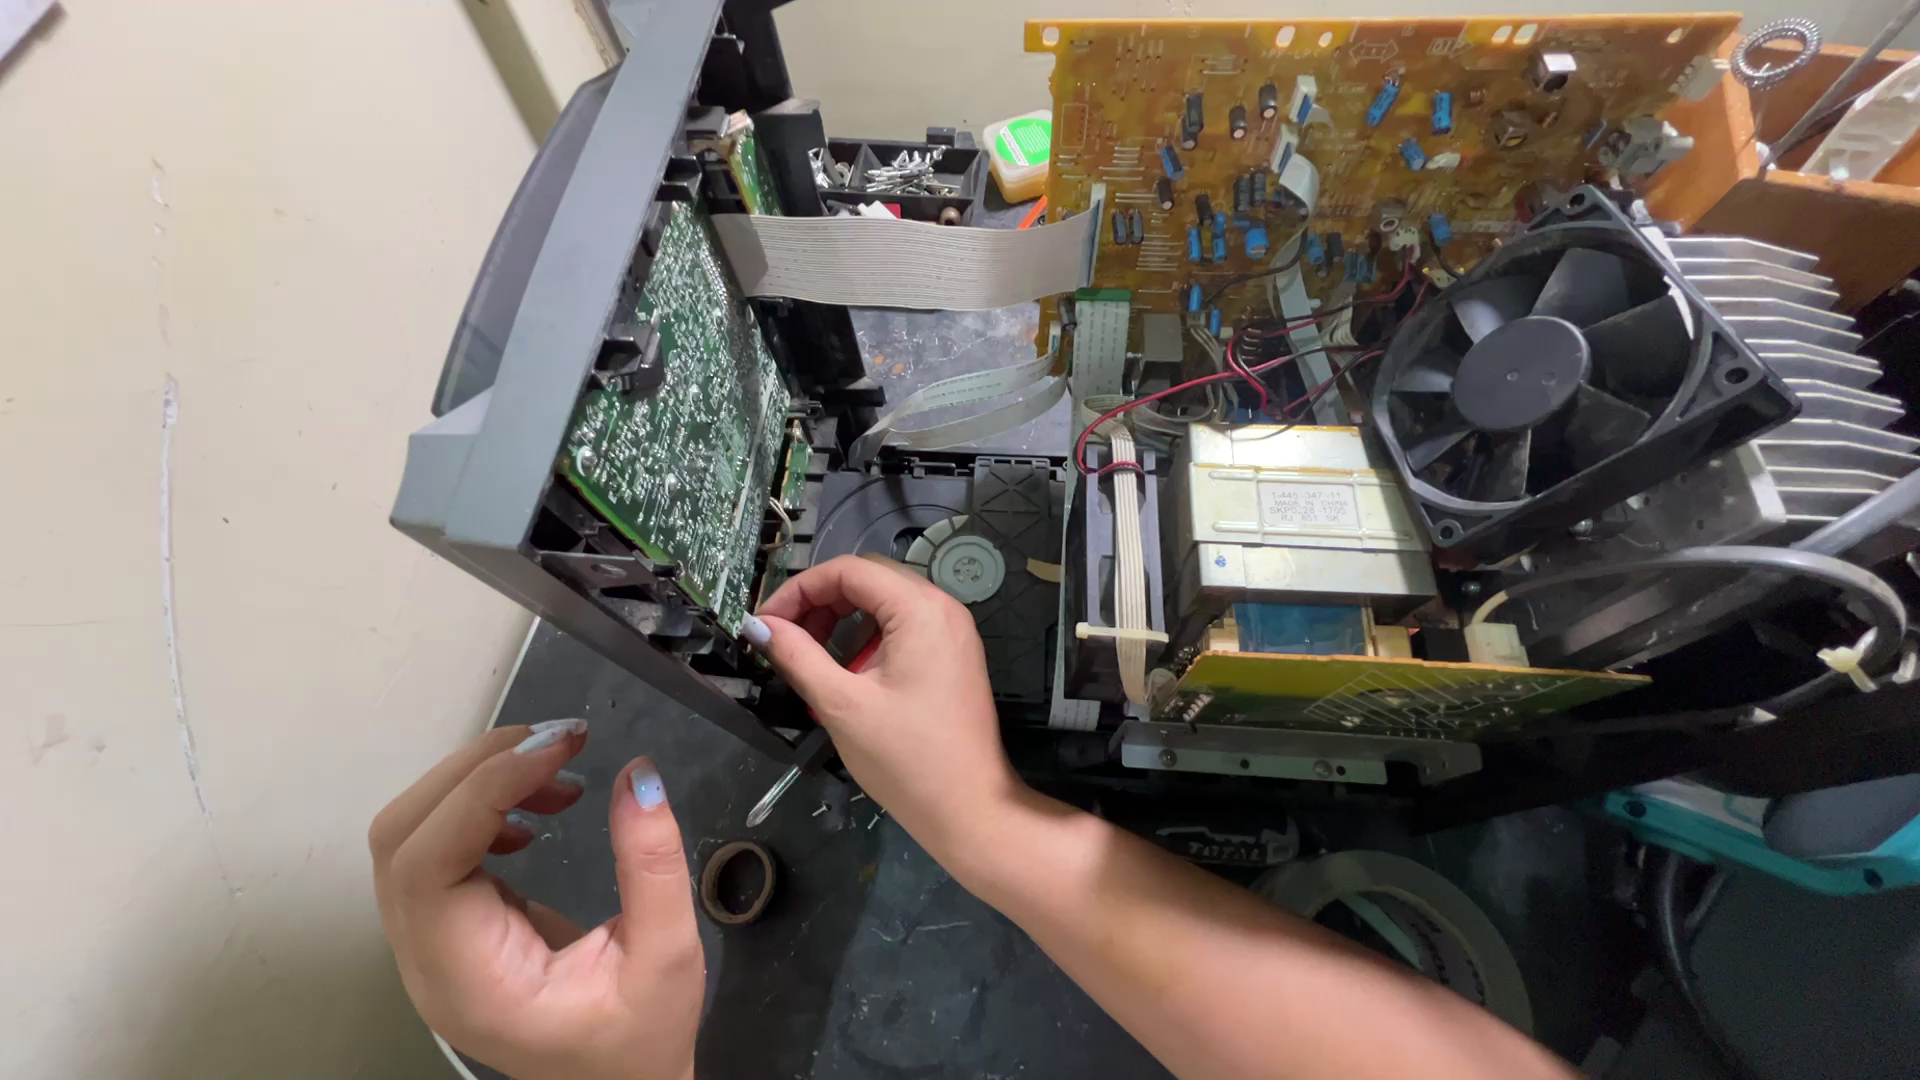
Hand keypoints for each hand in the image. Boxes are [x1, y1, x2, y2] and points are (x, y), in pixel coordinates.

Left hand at [369, 721, 702, 1079]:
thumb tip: (637, 773)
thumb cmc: (641, 1039)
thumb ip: (652, 865)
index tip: (565, 746)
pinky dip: (485, 803)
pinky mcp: (452, 928)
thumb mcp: (668, 954)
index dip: (485, 789)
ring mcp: (431, 945)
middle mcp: (428, 960)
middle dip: (478, 767)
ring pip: (413, 834)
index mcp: (469, 979)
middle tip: (567, 741)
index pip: (429, 864)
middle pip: (402, 837)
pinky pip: (440, 845)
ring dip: (482, 778)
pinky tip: (541, 806)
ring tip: (564, 766)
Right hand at [755, 554, 1023, 845]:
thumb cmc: (906, 758)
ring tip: (811, 656)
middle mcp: (942, 606)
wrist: (969, 808)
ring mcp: (952, 629)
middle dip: (819, 602)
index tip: (766, 622)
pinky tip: (847, 669)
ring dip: (842, 619)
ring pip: (884, 601)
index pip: (848, 570)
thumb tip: (759, 626)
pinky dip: (868, 636)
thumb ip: (798, 655)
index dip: (799, 589)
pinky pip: (903, 625)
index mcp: (920, 608)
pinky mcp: (953, 652)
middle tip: (784, 638)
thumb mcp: (841, 704)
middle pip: (868, 579)